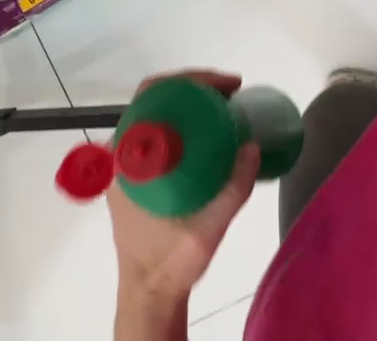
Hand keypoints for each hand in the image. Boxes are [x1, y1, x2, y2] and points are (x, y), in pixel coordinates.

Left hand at [108, 70, 260, 336]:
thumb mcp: (207, 230)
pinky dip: (185, 119)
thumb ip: (233, 190)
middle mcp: (121, 156)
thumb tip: (255, 146)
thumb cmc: (170, 263)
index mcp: (127, 161)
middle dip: (196, 86)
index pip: (152, 97)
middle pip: (155, 98)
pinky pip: (158, 130)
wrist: (149, 295)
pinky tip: (212, 126)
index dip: (190, 81)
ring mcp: (126, 164)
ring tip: (227, 103)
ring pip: (157, 112)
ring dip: (191, 101)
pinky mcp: (137, 173)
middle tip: (232, 91)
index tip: (226, 87)